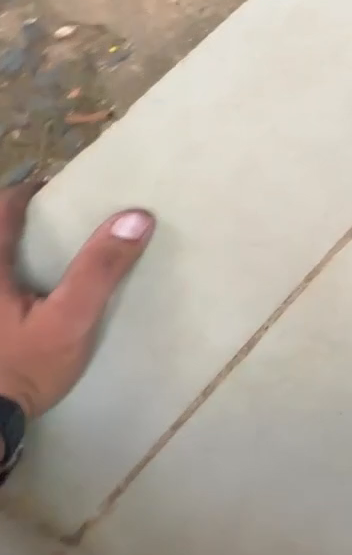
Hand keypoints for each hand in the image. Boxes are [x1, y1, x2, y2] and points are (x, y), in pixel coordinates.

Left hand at [0, 181, 153, 417]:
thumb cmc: (21, 367)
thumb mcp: (71, 318)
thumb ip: (100, 267)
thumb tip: (136, 215)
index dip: (21, 196)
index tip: (49, 187)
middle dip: (8, 224)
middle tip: (42, 217)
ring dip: (6, 252)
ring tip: (30, 251)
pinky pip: (2, 289)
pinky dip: (12, 278)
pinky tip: (24, 292)